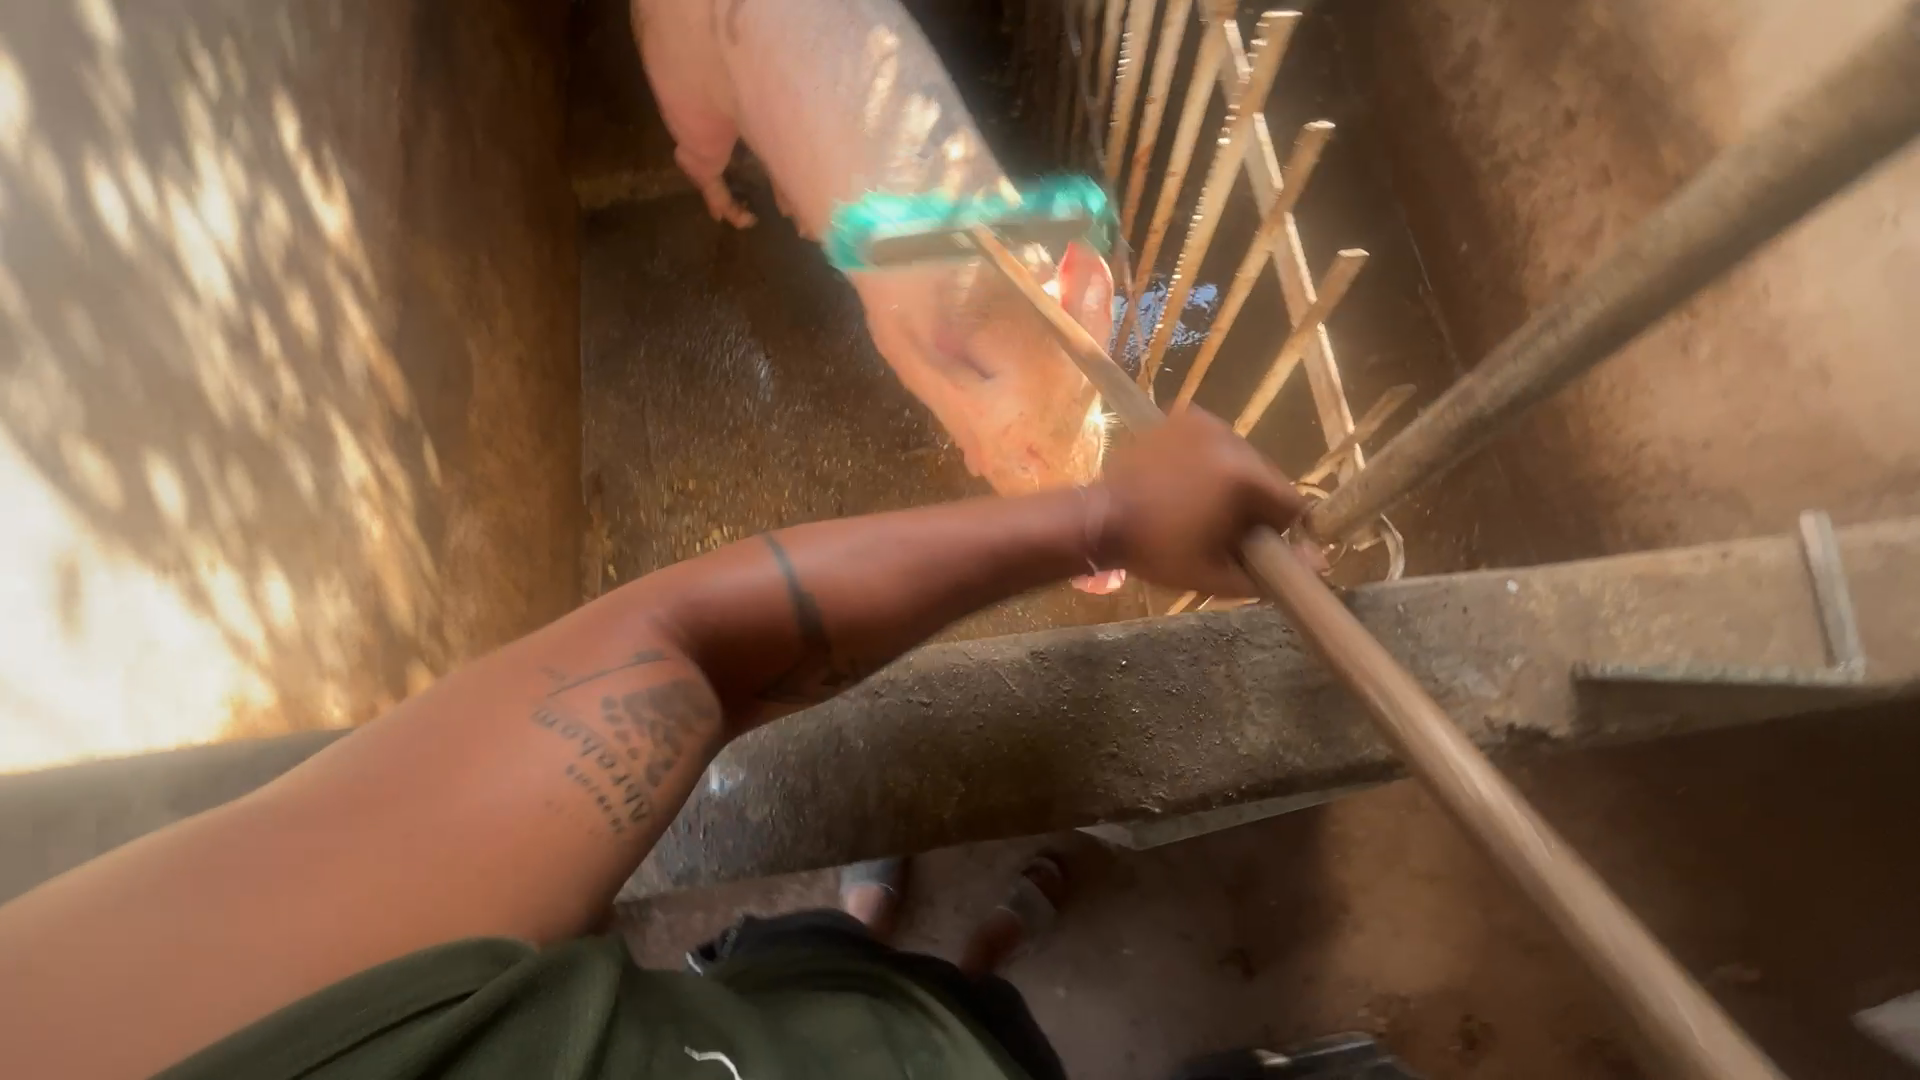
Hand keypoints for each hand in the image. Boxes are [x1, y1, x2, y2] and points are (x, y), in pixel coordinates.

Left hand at [1094, 409, 1309, 594]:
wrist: (1100, 519)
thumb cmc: (1156, 550)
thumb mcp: (1213, 574)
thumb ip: (1268, 572)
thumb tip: (1318, 565)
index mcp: (1244, 476)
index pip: (1292, 504)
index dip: (1283, 531)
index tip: (1263, 547)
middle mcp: (1232, 440)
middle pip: (1267, 479)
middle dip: (1256, 506)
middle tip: (1228, 531)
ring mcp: (1205, 424)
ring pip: (1242, 459)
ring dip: (1234, 482)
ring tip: (1204, 507)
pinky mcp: (1183, 418)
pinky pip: (1215, 444)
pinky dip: (1211, 462)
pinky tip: (1189, 484)